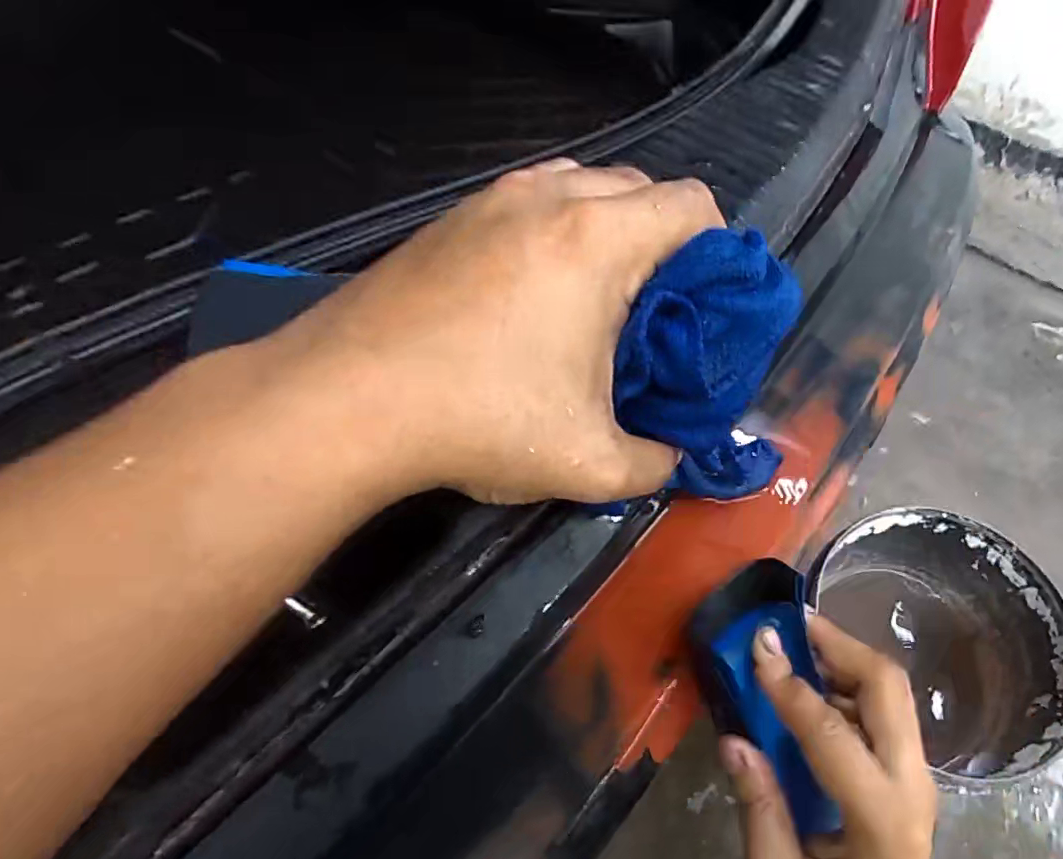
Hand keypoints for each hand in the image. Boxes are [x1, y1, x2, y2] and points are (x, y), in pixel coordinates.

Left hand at [262, 159, 723, 503]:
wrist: (344, 402)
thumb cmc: (481, 421)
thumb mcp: (592, 465)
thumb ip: (657, 463)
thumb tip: (673, 458)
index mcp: (597, 242)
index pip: (693, 204)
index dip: (719, 252)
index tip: (707, 309)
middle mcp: (548, 199)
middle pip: (644, 189)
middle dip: (668, 245)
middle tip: (660, 315)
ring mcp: (493, 200)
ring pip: (586, 189)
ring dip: (614, 235)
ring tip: (604, 304)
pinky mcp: (453, 218)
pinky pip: (535, 204)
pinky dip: (562, 236)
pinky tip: (543, 301)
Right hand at [719, 615, 959, 858]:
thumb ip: (760, 816)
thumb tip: (735, 742)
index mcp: (880, 820)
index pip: (834, 737)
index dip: (793, 689)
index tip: (760, 648)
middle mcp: (911, 782)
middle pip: (887, 687)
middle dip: (839, 645)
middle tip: (789, 625)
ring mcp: (919, 769)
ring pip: (891, 688)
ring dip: (845, 656)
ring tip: (794, 645)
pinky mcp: (913, 763)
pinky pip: (885, 705)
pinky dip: (850, 679)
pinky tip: (812, 682)